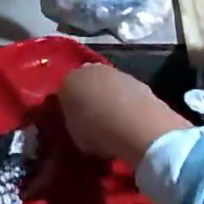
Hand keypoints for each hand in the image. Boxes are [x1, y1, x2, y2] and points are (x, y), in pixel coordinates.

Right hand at [57, 64, 191, 167]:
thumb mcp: (75, 134)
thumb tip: (76, 118)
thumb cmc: (99, 132)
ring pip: (105, 83)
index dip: (67, 105)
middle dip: (86, 94)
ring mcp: (115, 72)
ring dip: (106, 95)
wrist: (140, 125)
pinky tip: (126, 117)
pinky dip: (123, 99)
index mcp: (70, 80)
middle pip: (85, 81)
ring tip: (110, 118)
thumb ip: (72, 120)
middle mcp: (91, 69)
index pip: (63, 89)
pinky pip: (123, 90)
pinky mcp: (135, 79)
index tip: (71, 119)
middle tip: (89, 116)